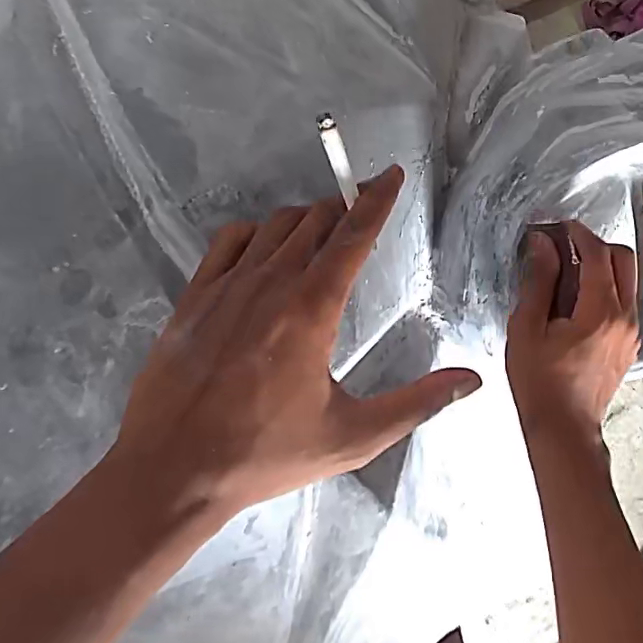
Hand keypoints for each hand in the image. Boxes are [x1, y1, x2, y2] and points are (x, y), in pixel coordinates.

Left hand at [108, 165, 483, 518]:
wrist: (172, 468)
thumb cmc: (264, 454)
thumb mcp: (350, 437)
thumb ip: (415, 404)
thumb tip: (470, 380)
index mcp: (312, 309)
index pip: (353, 236)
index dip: (377, 201)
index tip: (392, 175)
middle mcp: (271, 282)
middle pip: (315, 220)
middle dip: (344, 209)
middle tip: (360, 217)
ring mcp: (228, 283)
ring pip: (275, 224)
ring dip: (305, 219)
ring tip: (320, 234)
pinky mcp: (196, 293)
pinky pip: (231, 238)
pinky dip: (256, 232)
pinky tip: (264, 251)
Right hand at [506, 221, 639, 445]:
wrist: (563, 429)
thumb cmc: (539, 381)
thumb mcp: (528, 327)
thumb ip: (539, 281)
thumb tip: (543, 244)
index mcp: (601, 312)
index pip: (598, 255)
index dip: (577, 234)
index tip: (557, 228)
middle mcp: (626, 319)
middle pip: (624, 260)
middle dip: (595, 245)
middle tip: (563, 246)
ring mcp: (631, 333)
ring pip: (627, 281)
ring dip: (600, 267)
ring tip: (563, 274)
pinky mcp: (628, 345)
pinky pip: (623, 302)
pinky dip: (603, 289)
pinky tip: (572, 300)